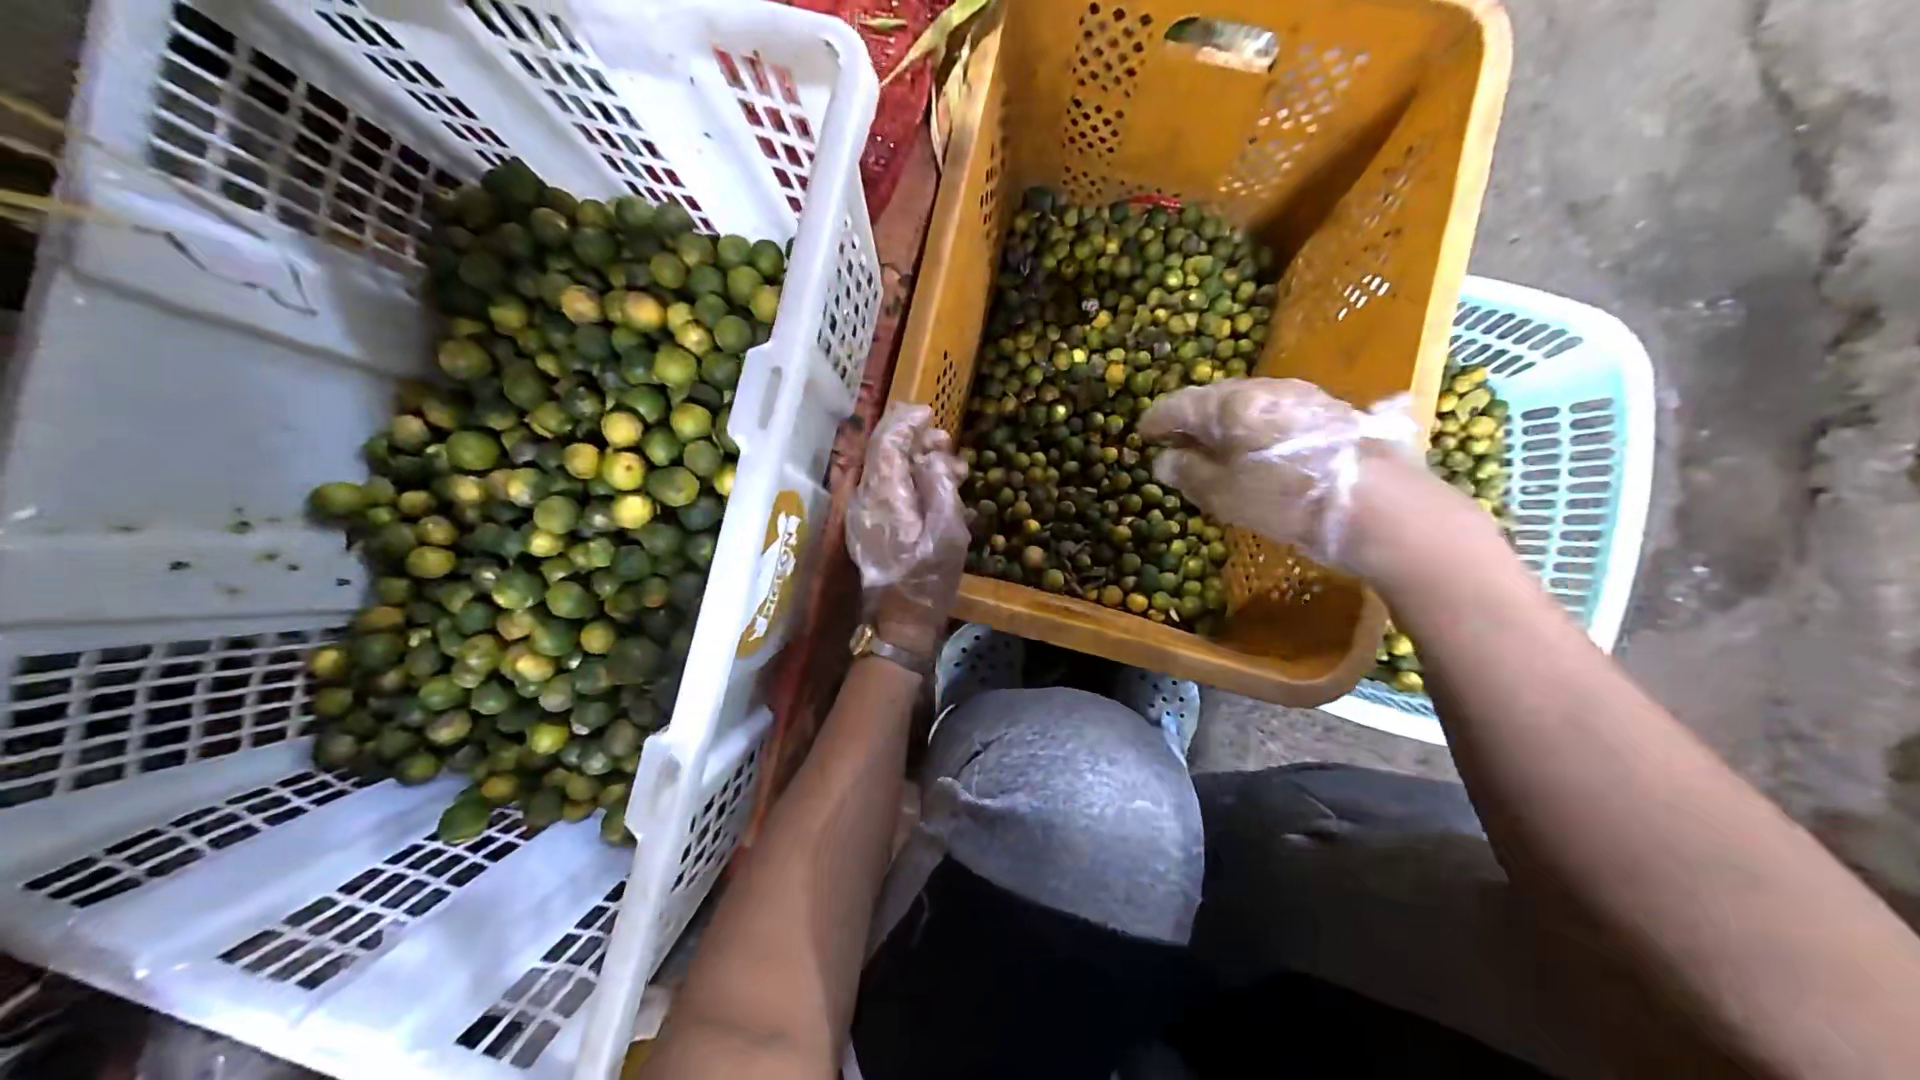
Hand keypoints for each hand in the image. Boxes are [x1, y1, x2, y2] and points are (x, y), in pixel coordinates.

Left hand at [845, 402, 969, 655]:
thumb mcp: (947, 532)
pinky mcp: (869, 527)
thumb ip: (940, 486)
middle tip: (946, 441)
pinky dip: (909, 481)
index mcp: (884, 496)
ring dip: (914, 461)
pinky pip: (887, 490)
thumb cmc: (928, 579)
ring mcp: (864, 514)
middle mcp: (866, 499)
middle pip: (883, 453)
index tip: (929, 412)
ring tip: (949, 468)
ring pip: (886, 471)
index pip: (886, 443)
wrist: (900, 622)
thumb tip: (933, 457)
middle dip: (914, 440)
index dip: (906, 422)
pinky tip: (934, 490)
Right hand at [1138, 378, 1431, 572]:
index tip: (1143, 434)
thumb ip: (1188, 473)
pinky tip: (1260, 453)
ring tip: (1217, 450)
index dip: (1157, 421)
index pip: (1179, 404)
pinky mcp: (1332, 413)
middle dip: (1193, 421)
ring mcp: (1303, 398)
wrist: (1380, 506)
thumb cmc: (1286, 499)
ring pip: (1250, 406)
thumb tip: (1164, 460)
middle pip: (1216, 400)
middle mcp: (1265, 389)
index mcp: (1231, 403)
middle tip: (1177, 444)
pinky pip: (1278, 416)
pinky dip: (1258, 432)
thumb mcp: (1224, 494)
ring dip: (1228, 426)